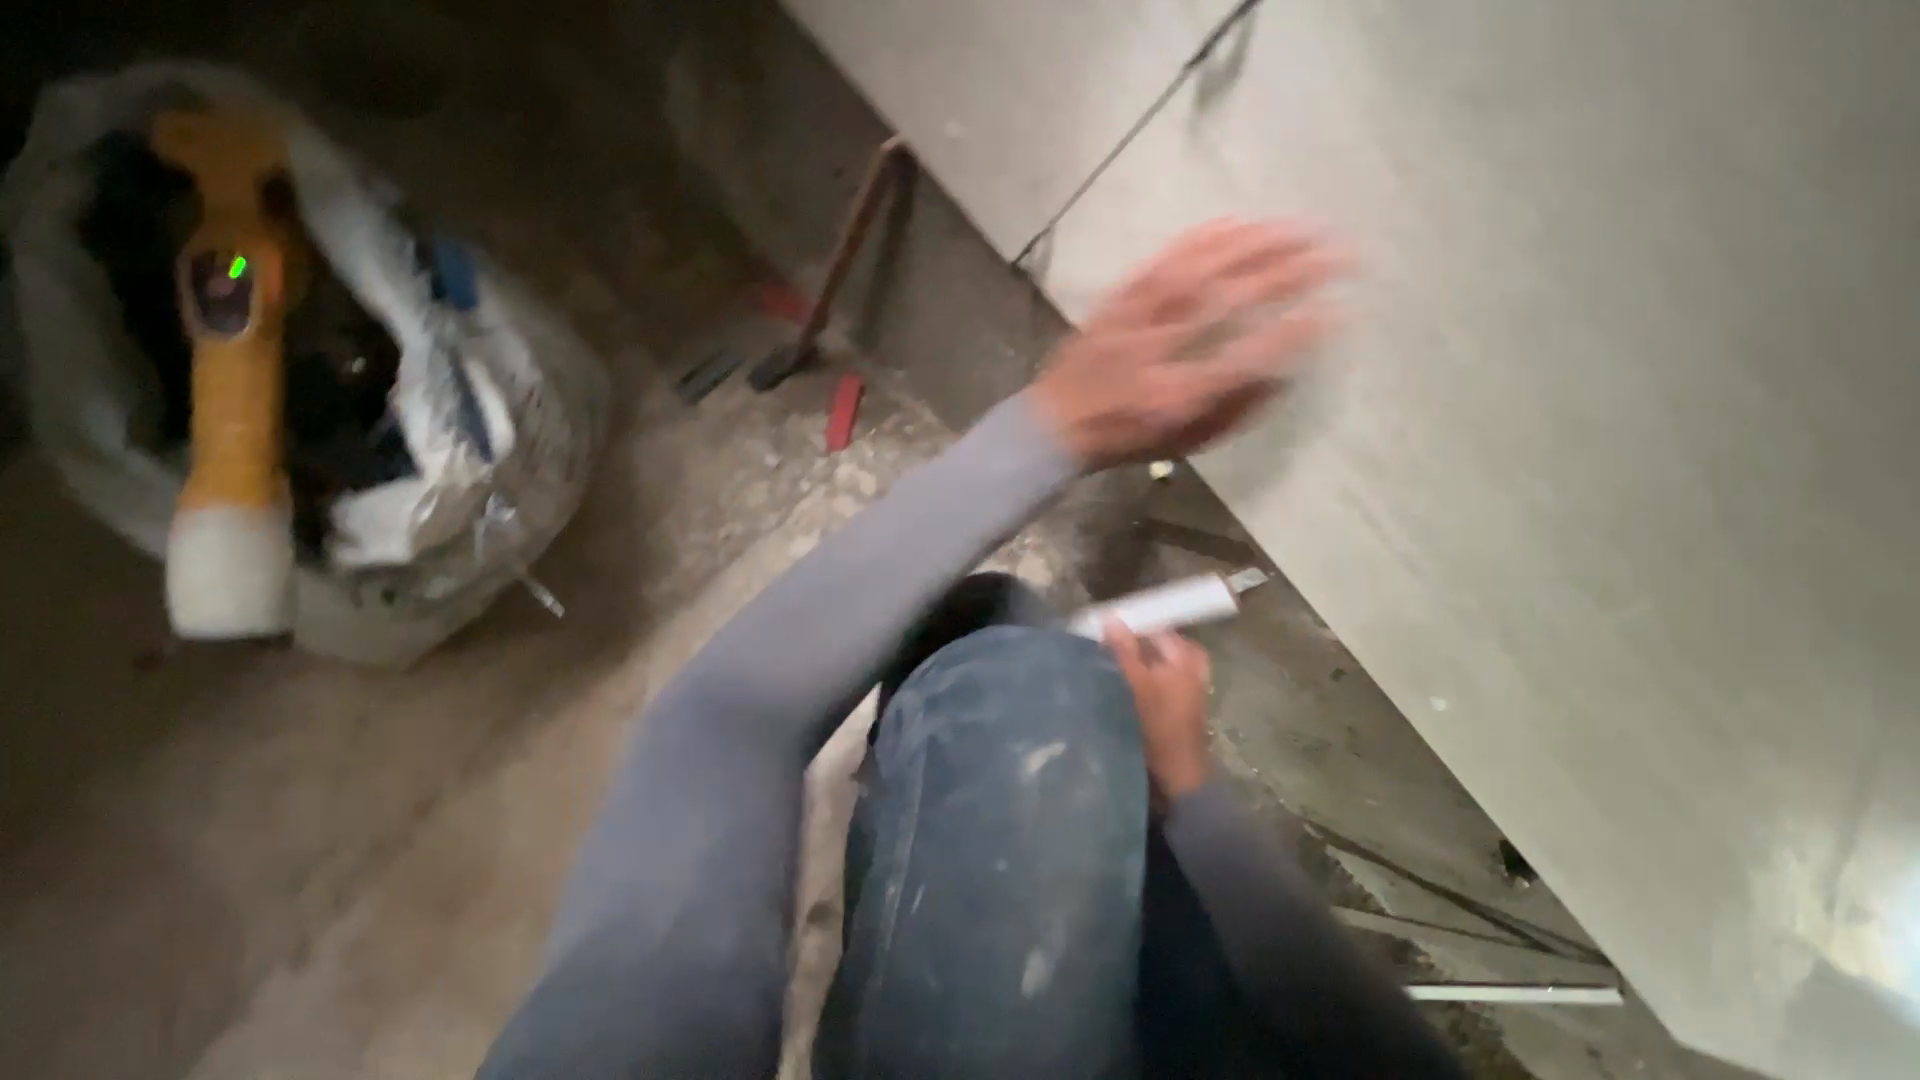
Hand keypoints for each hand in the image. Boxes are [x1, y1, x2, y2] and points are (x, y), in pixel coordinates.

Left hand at [1028, 218, 1344, 469]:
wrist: (1055, 424)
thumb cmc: (1128, 438)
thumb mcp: (1185, 442)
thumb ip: (1236, 411)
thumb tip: (1284, 374)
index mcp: (1177, 397)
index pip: (1244, 359)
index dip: (1292, 334)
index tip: (1333, 312)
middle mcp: (1159, 353)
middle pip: (1229, 302)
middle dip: (1288, 273)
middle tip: (1333, 254)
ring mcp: (1136, 321)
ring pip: (1198, 272)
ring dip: (1252, 245)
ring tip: (1295, 227)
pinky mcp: (1119, 300)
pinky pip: (1161, 262)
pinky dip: (1200, 239)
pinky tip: (1233, 222)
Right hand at [1105, 619, 1214, 803]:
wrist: (1178, 775)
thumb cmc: (1158, 726)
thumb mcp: (1136, 685)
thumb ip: (1124, 651)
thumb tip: (1112, 619)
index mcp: (1185, 659)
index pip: (1160, 629)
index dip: (1135, 626)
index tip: (1109, 628)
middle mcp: (1191, 670)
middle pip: (1162, 646)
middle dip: (1137, 643)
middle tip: (1110, 645)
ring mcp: (1189, 690)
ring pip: (1161, 664)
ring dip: (1140, 662)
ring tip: (1114, 665)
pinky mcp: (1180, 708)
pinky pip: (1161, 681)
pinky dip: (1145, 679)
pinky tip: (1124, 685)